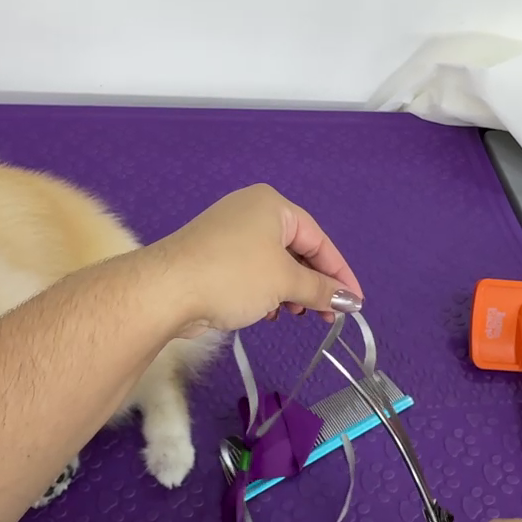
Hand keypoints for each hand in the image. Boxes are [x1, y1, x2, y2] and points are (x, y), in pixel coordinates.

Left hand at [147, 184, 361, 335]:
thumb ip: (320, 289)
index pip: (318, 239)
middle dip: (312, 284)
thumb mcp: (285, 281)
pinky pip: (251, 272)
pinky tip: (263, 313)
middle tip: (325, 315)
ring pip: (273, 264)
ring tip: (292, 314)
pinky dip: (264, 292)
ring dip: (288, 291)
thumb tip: (349, 301)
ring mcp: (229, 234)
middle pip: (296, 250)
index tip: (355, 304)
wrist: (166, 289)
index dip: (339, 273)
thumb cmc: (234, 275)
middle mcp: (251, 212)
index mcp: (272, 205)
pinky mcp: (212, 256)